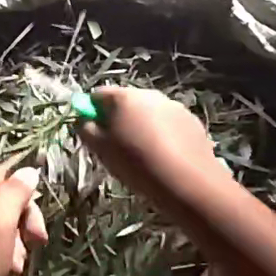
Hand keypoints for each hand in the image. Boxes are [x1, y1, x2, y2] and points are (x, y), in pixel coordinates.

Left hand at [0, 165, 47, 275]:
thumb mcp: (1, 221)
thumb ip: (17, 192)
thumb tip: (30, 169)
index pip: (4, 175)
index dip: (25, 196)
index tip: (35, 223)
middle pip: (4, 201)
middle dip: (22, 225)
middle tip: (35, 245)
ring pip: (1, 225)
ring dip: (15, 245)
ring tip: (13, 266)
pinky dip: (2, 255)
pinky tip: (5, 272)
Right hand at [77, 87, 229, 208]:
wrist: (186, 181)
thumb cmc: (136, 163)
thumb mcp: (101, 149)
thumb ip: (85, 129)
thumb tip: (83, 120)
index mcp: (124, 97)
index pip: (98, 95)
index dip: (92, 112)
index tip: (94, 133)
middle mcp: (150, 95)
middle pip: (126, 102)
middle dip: (118, 119)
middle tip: (117, 147)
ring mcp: (174, 106)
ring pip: (149, 113)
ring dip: (141, 127)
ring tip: (143, 155)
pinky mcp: (192, 121)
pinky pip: (169, 124)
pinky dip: (163, 135)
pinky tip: (164, 157)